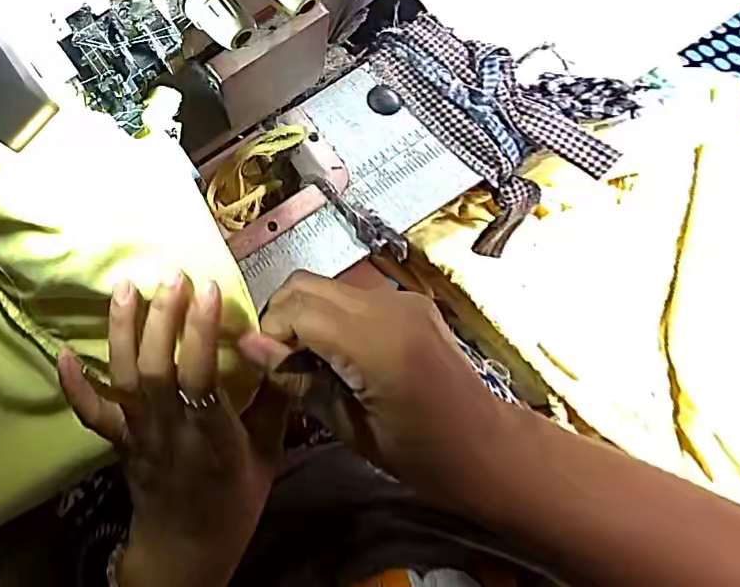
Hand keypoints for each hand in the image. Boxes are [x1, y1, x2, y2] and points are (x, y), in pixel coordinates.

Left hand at [57, 273, 288, 586]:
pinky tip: (63, 351)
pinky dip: (74, 385)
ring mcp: (137, 434)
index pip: (202, 377)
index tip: (208, 288)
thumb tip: (280, 344)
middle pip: (157, 370)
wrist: (185, 555)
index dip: (202, 332)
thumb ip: (275, 400)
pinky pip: (90, 413)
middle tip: (173, 276)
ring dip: (122, 331)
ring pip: (124, 379)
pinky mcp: (116, 439)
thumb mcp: (268, 455)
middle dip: (163, 320)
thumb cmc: (233, 500)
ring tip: (125, 286)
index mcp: (211, 437)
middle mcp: (169, 430)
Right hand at [237, 271, 505, 512]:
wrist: (492, 450)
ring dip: (305, 312)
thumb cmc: (423, 456)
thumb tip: (248, 345)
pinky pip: (352, 296)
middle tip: (280, 357)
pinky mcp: (408, 300)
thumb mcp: (350, 428)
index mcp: (375, 342)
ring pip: (326, 286)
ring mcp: (399, 298)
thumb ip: (296, 380)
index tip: (265, 362)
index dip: (270, 330)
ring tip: (308, 357)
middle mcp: (386, 306)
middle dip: (281, 314)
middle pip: (305, 284)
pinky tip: (340, 351)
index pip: (297, 308)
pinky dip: (332, 314)